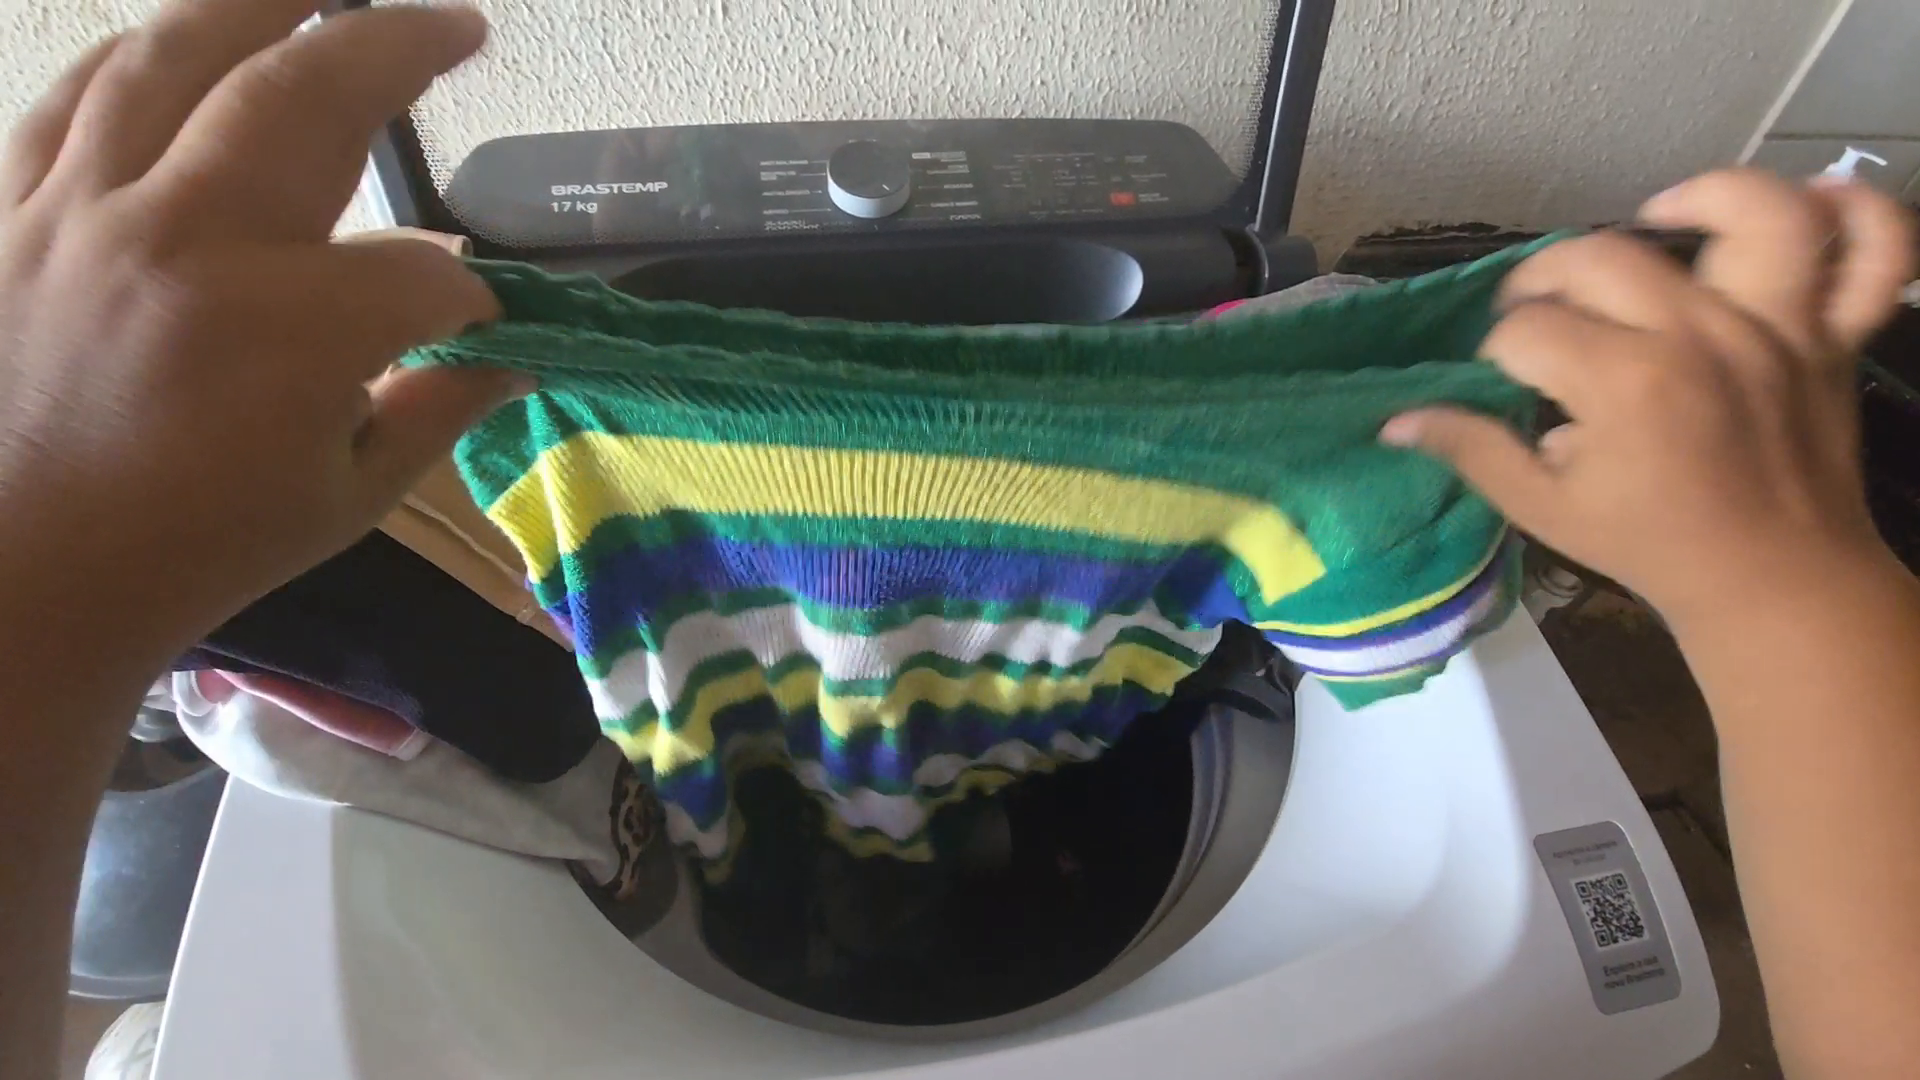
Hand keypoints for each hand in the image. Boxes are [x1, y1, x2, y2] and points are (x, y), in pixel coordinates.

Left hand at [0, 0, 517, 671]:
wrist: (23, 573)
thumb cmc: (217, 540)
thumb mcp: (365, 486)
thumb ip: (447, 403)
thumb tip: (518, 354)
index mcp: (289, 329)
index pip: (428, 275)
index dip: (478, 299)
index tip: (492, 328)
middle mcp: (185, 240)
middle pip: (307, 100)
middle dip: (399, 50)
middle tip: (459, 22)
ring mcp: (80, 208)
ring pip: (176, 59)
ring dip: (263, 7)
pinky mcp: (15, 210)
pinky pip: (80, 94)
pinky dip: (152, 59)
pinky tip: (198, 47)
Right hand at [1381, 170, 1916, 629]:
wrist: (1770, 576)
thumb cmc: (1642, 540)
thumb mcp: (1537, 504)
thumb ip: (1469, 449)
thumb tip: (1394, 423)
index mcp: (1623, 383)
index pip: (1526, 331)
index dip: (1494, 351)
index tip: (1499, 382)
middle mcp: (1701, 335)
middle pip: (1602, 258)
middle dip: (1541, 278)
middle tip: (1528, 313)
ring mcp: (1782, 327)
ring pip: (1759, 217)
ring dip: (1701, 199)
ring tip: (1656, 218)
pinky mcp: (1838, 336)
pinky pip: (1880, 251)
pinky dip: (1855, 213)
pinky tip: (1804, 206)